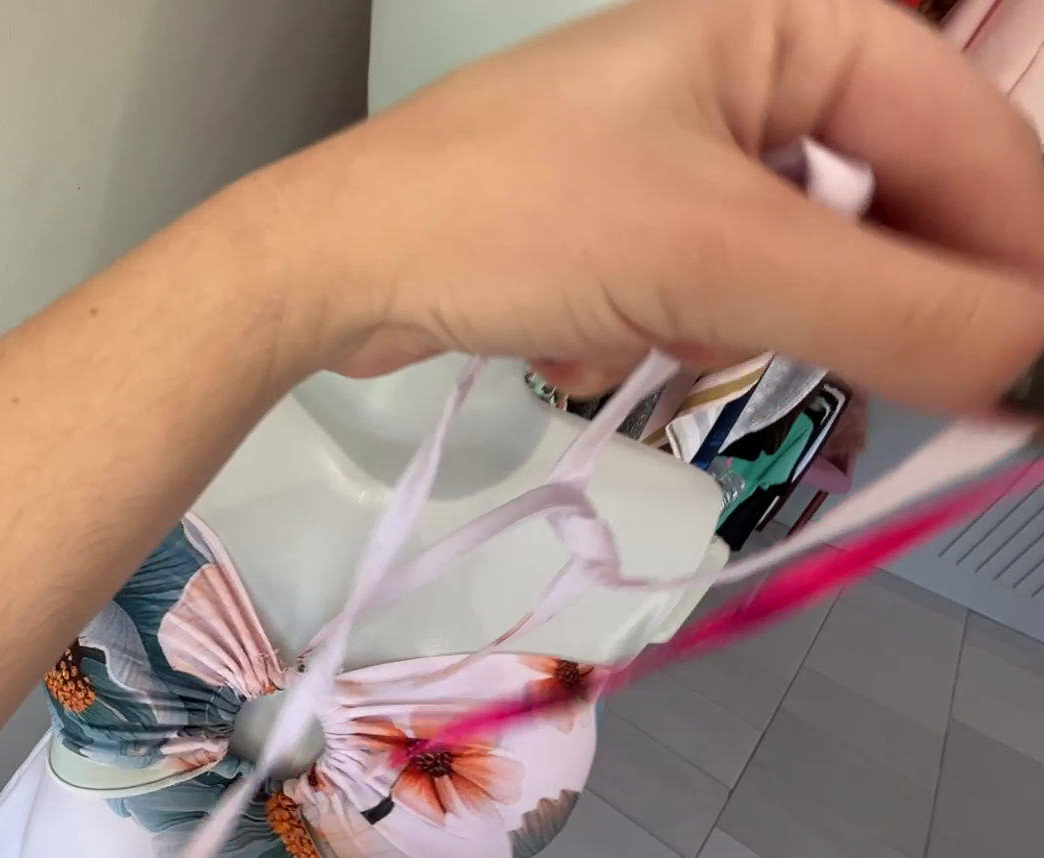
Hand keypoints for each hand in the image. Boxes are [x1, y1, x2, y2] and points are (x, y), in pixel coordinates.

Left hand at [248, 0, 1043, 407]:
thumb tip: (1039, 370)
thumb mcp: (716, 258)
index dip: (1009, 259)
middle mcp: (711, 85)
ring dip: (685, 330)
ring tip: (621, 336)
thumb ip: (893, 311)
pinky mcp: (564, 240)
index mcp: (781, 29)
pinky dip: (612, 340)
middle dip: (803, 306)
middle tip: (826, 374)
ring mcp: (627, 167)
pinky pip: (644, 303)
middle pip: (844, 215)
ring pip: (735, 276)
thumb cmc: (514, 223)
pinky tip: (557, 345)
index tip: (1024, 371)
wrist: (333, 266)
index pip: (967, 138)